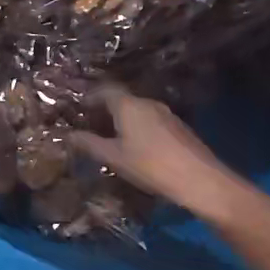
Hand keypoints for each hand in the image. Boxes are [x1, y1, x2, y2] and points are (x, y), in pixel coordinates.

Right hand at [70, 86, 248, 222]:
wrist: (199, 179)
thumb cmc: (150, 165)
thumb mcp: (114, 157)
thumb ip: (90, 144)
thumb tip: (69, 135)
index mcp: (129, 105)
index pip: (105, 90)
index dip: (90, 97)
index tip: (79, 108)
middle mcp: (148, 103)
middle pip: (122, 99)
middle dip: (105, 110)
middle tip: (91, 126)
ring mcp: (167, 114)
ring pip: (138, 111)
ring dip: (123, 120)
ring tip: (111, 139)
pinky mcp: (179, 127)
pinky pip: (151, 121)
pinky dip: (138, 128)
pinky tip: (136, 147)